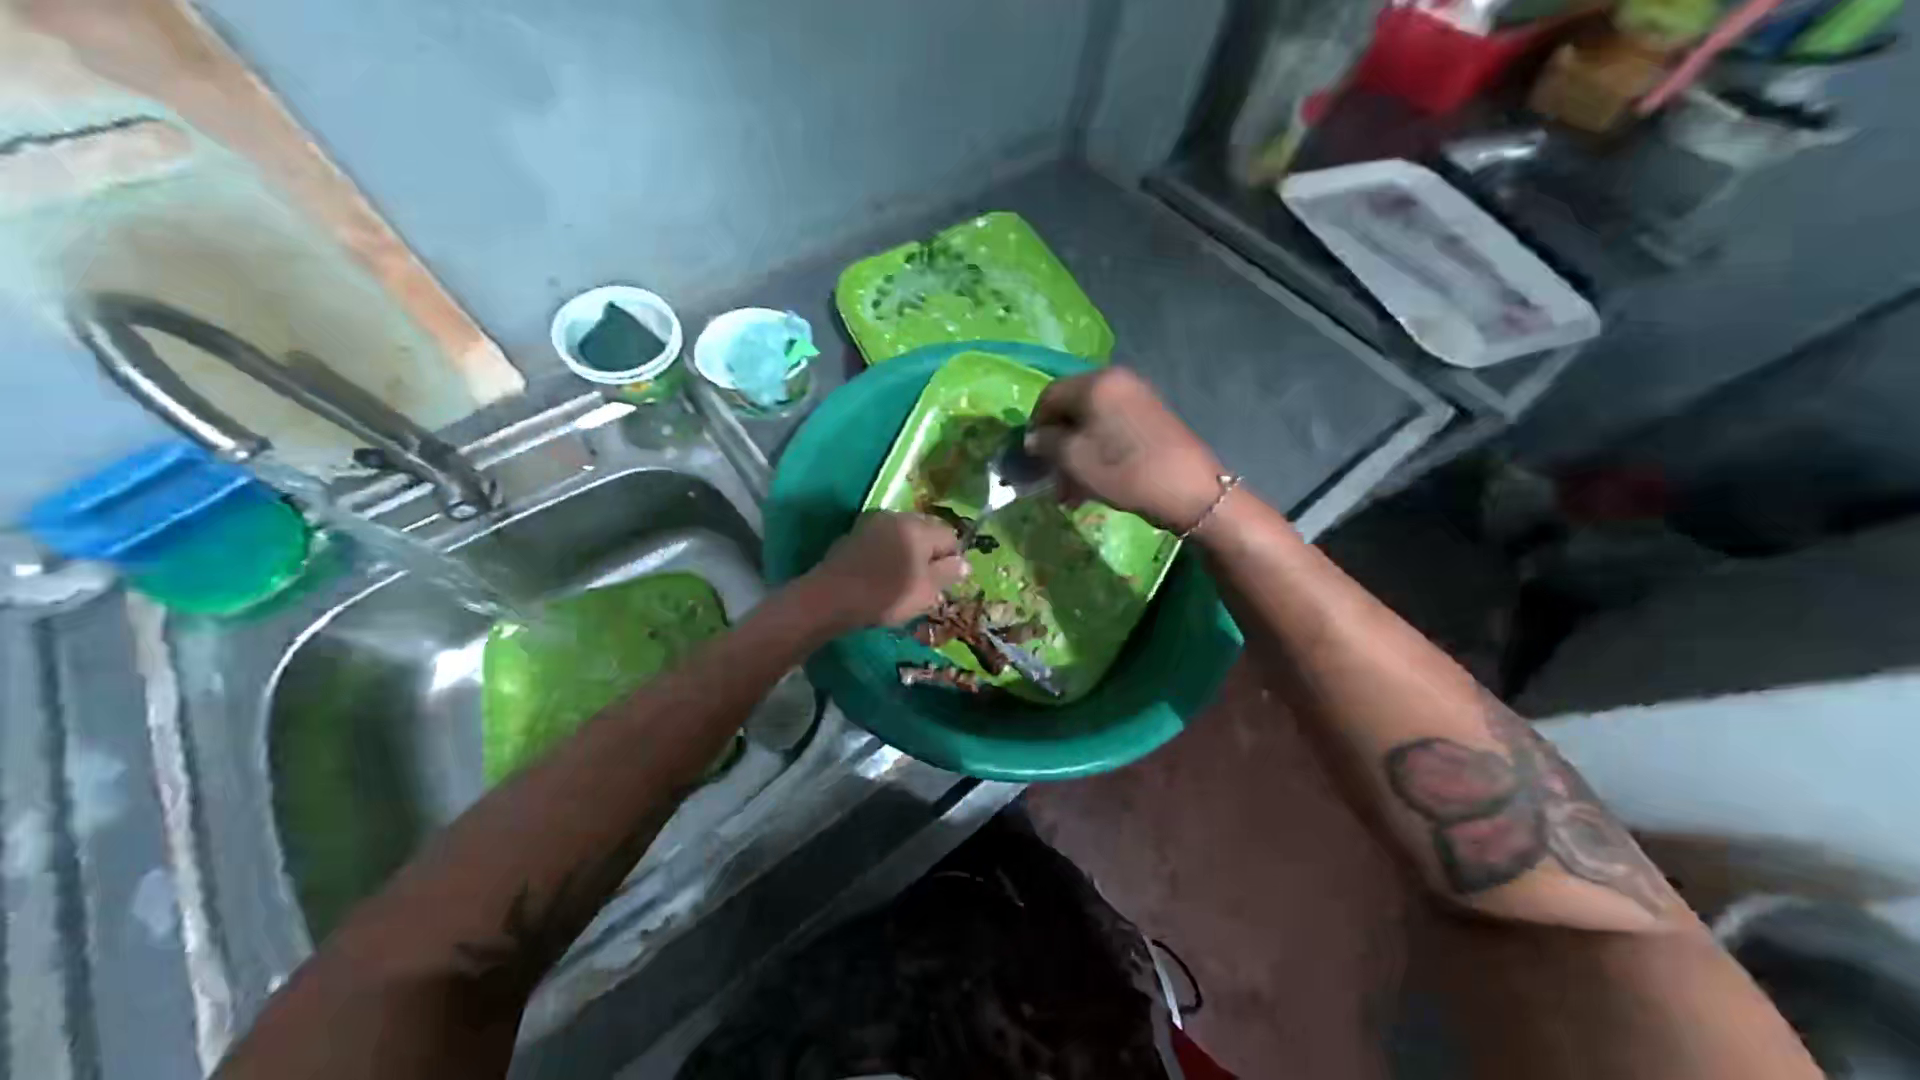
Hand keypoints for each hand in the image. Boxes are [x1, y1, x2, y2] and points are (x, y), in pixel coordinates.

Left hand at [808, 511, 969, 627]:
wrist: (830, 598)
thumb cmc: (885, 595)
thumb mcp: (925, 591)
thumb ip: (948, 573)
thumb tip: (965, 563)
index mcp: (919, 527)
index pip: (950, 536)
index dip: (953, 559)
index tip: (945, 583)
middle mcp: (897, 516)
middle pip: (926, 531)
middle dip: (930, 553)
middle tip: (926, 582)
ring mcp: (872, 523)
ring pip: (903, 534)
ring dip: (908, 552)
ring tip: (904, 580)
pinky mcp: (854, 534)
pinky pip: (882, 540)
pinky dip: (888, 554)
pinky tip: (882, 575)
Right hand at [1026, 367, 1225, 532]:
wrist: (1189, 491)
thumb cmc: (1124, 471)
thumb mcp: (1074, 460)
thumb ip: (1047, 443)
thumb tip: (1034, 437)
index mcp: (1095, 383)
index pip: (1049, 396)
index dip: (1035, 426)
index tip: (1031, 457)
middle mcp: (1116, 381)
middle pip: (1072, 409)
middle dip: (1057, 444)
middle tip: (1051, 477)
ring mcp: (1137, 398)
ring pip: (1092, 423)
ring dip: (1076, 454)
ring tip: (1071, 490)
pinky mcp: (1151, 417)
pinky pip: (1112, 430)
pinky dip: (1097, 452)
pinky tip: (1094, 481)